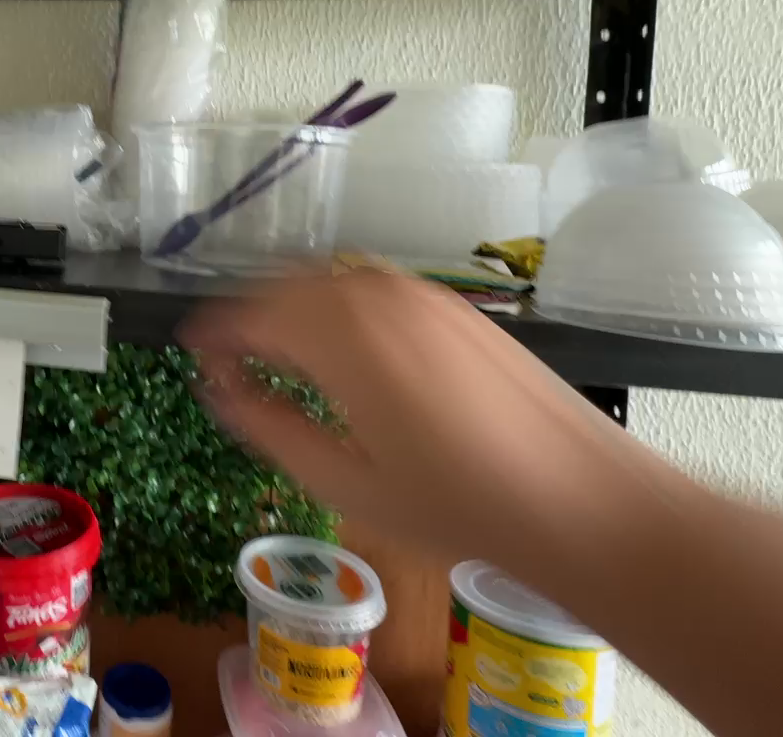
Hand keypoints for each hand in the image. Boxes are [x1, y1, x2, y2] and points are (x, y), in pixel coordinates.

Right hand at [182, 270, 690, 577]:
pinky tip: (342, 347)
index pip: (248, 313)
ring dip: (289, 304)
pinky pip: (368, 286)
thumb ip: (266, 426)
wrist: (587, 504)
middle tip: (231, 356)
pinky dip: (334, 304)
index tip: (195, 353)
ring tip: (279, 352)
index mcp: (339, 335)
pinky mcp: (450, 304)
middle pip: (281, 283)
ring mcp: (417, 293)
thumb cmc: (455, 503)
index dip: (212, 331)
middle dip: (245, 314)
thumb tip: (218, 389)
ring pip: (325, 278)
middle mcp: (373, 295)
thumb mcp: (342, 479)